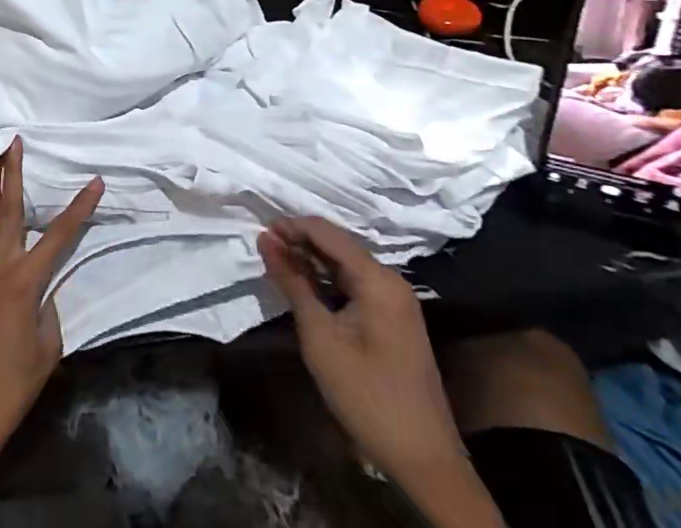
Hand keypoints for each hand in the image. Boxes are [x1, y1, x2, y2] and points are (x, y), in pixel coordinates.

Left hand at [0, 138, 102, 527]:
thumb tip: (46, 279)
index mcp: (23, 281)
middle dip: (11, 172)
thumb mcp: (49, 343)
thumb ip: (50, 301)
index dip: (80, 207)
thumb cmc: (14, 383)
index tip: (97, 180)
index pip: (59, 234)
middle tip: (13, 140)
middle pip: (6, 208)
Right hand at [262, 218, 498, 524]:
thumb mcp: (320, 336)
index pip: (328, 233)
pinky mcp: (393, 317)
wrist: (420, 453)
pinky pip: (355, 284)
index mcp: (378, 279)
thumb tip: (267, 241)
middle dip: (300, 242)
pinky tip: (304, 285)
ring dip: (312, 261)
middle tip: (263, 247)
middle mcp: (391, 279)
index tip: (260, 230)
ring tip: (276, 261)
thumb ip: (293, 283)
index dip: (293, 227)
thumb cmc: (364, 393)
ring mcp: (395, 299)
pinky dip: (328, 281)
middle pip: (339, 246)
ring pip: (346, 265)